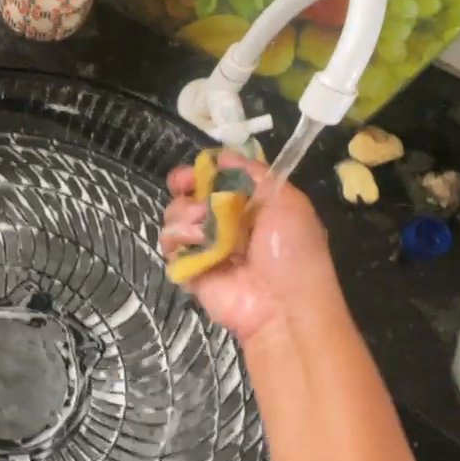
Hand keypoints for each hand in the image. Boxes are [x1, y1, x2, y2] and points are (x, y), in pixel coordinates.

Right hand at [158, 153, 339, 347]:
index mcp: (250, 204)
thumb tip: (222, 156)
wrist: (281, 304)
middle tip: (184, 190)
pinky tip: (195, 245)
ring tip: (203, 230)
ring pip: (174, 215)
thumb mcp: (287, 201)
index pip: (216, 178)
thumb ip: (254, 175)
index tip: (191, 172)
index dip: (201, 171)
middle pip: (189, 194)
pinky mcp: (188, 267)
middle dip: (185, 189)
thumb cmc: (291, 251)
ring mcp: (204, 245)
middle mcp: (225, 222)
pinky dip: (176, 239)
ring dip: (185, 215)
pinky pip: (169, 244)